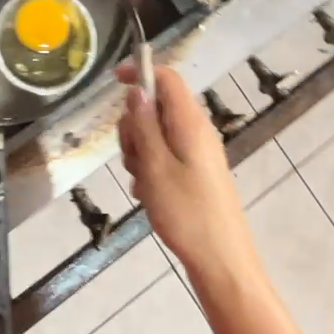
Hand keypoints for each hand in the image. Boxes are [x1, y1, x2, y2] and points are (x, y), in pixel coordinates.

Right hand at [117, 66, 254, 279]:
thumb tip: (137, 89)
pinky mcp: (195, 172)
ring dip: (139, 152)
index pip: (167, 78)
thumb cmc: (186, 213)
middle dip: (135, 126)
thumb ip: (144, 125)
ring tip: (142, 182)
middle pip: (156, 107)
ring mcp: (196, 153)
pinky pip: (163, 156)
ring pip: (155, 134)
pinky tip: (148, 194)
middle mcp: (196, 132)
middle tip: (133, 157)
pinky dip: (149, 169)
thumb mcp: (155, 167)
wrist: (220, 261)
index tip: (113, 82)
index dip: (141, 73)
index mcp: (190, 123)